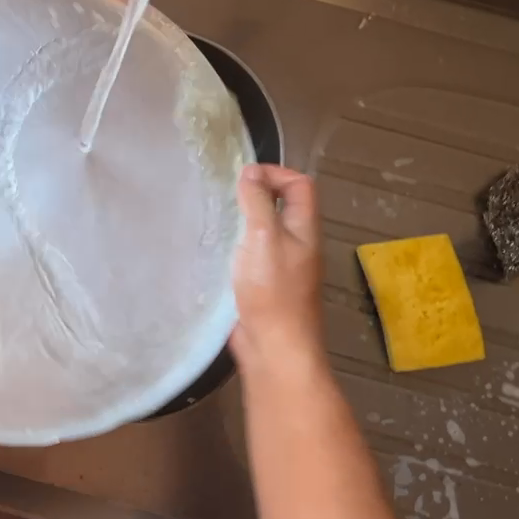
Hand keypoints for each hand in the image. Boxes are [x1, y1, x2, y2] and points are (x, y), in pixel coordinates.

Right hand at [231, 164, 324, 376]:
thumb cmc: (272, 290)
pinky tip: (213, 248)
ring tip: (215, 219)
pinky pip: (250, 252)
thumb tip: (251, 171)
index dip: (275, 173)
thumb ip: (257, 202)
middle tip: (224, 197)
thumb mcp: (263, 236)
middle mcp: (296, 242)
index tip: (243, 179)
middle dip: (254, 194)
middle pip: (281, 205)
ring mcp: (280, 264)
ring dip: (241, 220)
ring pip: (263, 229)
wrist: (273, 347)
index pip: (300, 184)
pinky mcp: (262, 283)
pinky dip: (234, 245)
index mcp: (305, 228)